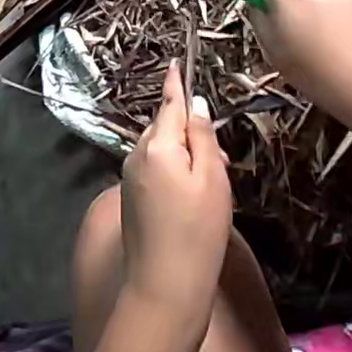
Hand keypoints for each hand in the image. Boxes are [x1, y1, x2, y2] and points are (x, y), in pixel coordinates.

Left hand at [120, 61, 231, 331]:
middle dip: (188, 129)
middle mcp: (137, 156)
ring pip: (160, 149)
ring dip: (183, 152)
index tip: (176, 63)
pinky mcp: (132, 198)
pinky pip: (154, 169)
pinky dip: (173, 170)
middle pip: (164, 127)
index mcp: (157, 146)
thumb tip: (195, 105)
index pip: (169, 104)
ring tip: (213, 179)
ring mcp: (130, 178)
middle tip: (221, 154)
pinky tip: (193, 195)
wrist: (164, 288)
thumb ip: (203, 138)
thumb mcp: (212, 180)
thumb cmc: (197, 232)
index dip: (176, 84)